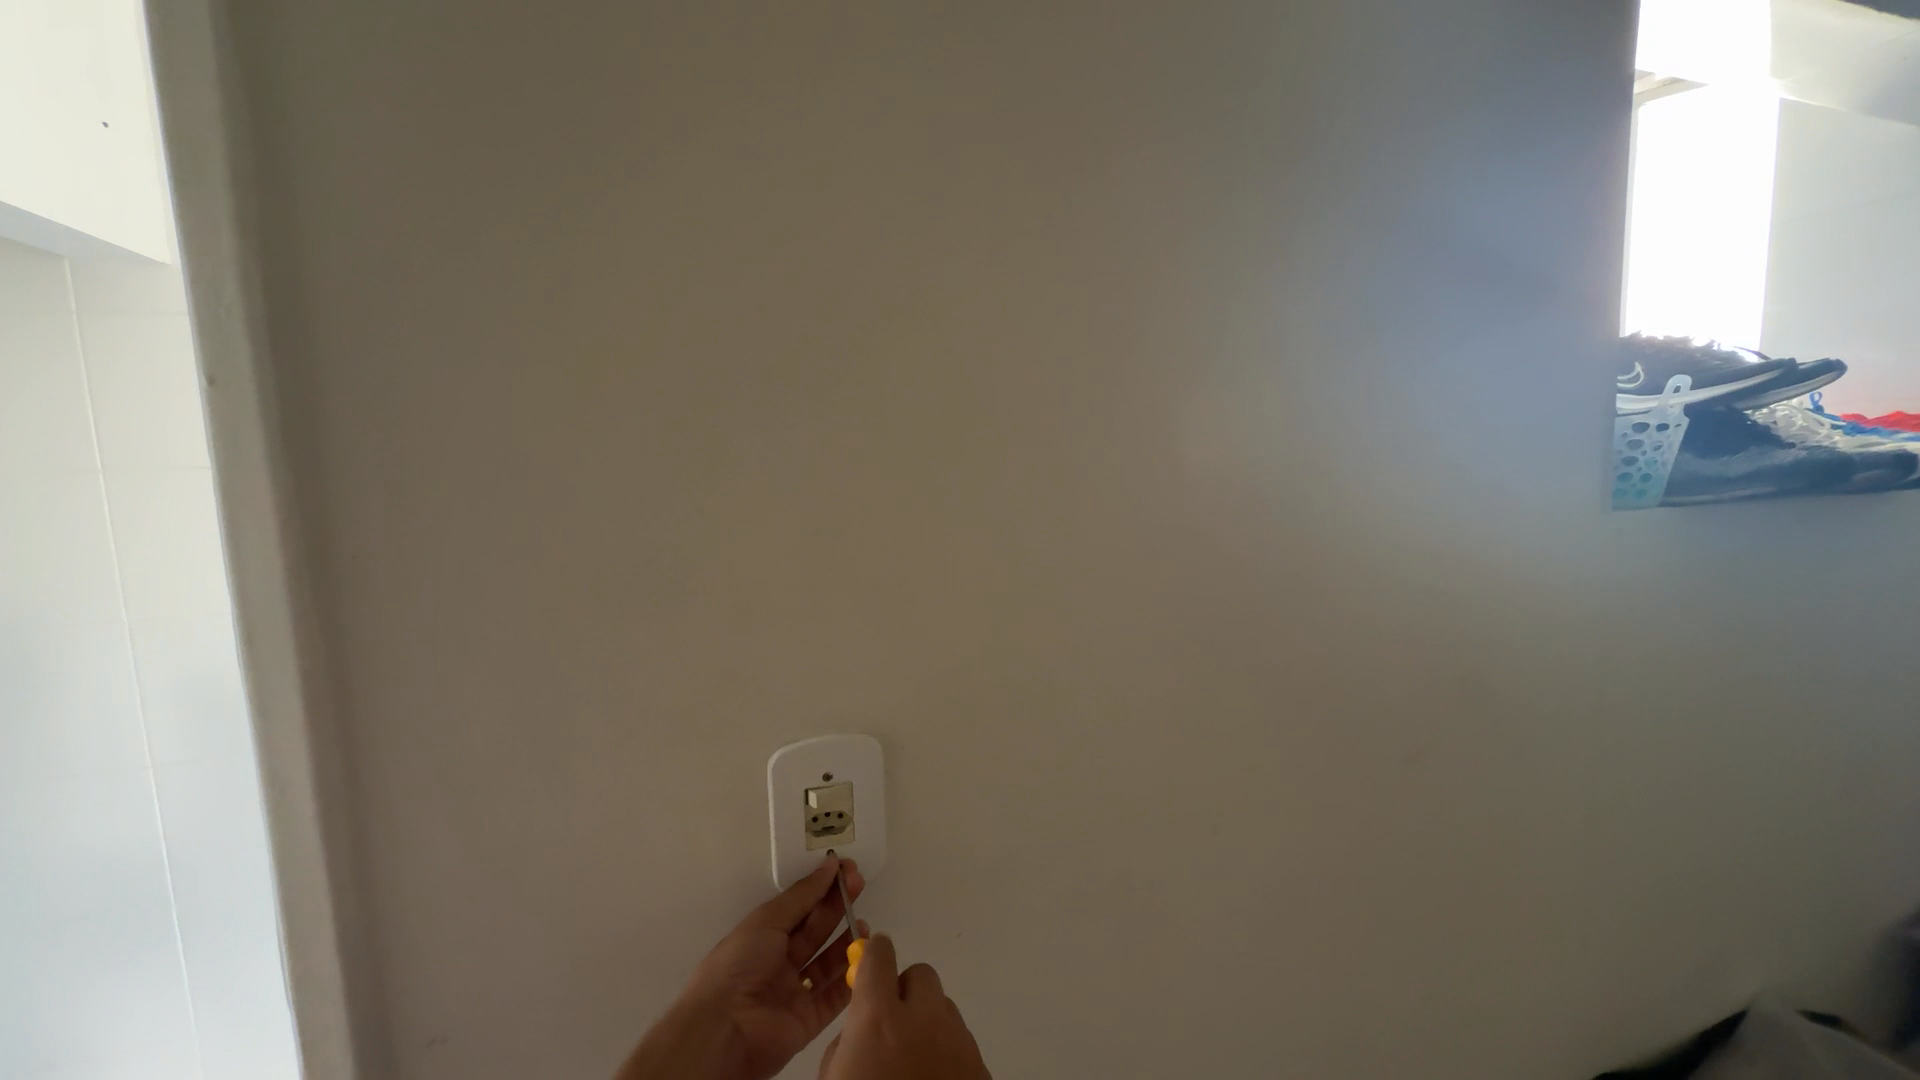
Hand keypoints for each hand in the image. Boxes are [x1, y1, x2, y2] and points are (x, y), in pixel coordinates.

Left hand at [619, 854, 866, 1079]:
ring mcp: (794, 991)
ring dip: (847, 940)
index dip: (821, 887)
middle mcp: (779, 961)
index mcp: (763, 936)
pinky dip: (851, 977)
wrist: (724, 1030)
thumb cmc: (739, 966)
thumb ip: (802, 896)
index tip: (845, 869)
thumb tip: (829, 866)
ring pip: (827, 961)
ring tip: (863, 923)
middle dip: (837, 906)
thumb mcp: (767, 921)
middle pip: (815, 930)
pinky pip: (834, 996)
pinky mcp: (808, 1019)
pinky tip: (865, 956)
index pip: (799, 906)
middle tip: (859, 884)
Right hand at [818, 935, 991, 1079]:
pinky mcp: (980, 1065)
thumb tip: (858, 1030)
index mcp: (879, 1016)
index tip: (867, 963)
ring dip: (927, 1023)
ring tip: (913, 1062)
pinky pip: (961, 1040)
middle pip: (919, 975)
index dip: (872, 956)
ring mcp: (957, 1039)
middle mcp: (923, 1016)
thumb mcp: (834, 1077)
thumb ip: (844, 1043)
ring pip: (942, 1008)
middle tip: (891, 1025)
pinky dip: (947, 1051)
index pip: (879, 955)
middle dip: (904, 992)